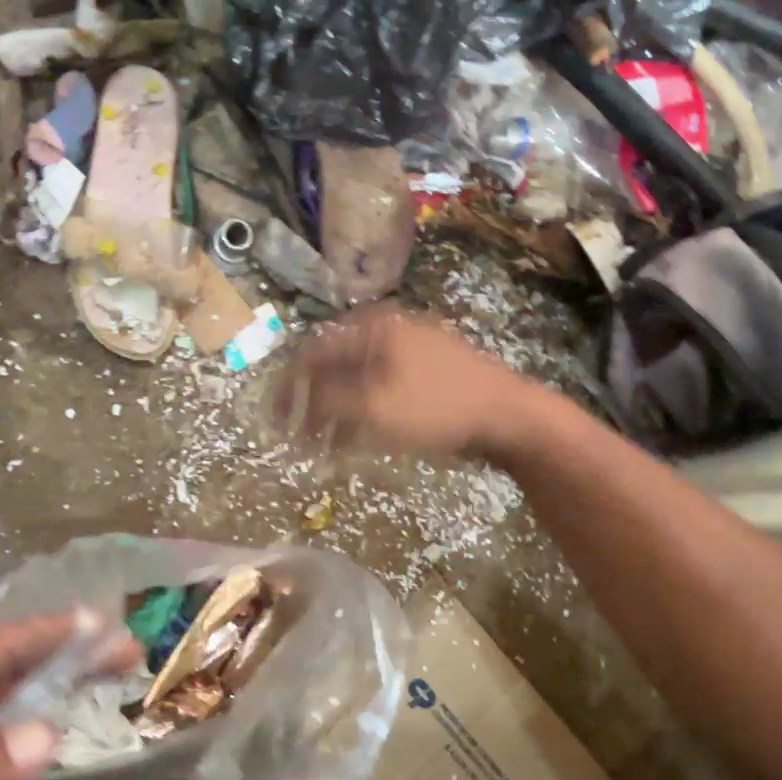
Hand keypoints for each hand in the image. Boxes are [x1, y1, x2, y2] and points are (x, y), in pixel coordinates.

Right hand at [273, 305, 545, 457]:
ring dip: (337, 414)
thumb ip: (326, 400)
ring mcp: (412, 350)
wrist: (508, 416)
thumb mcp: (372, 408)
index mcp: (372, 328)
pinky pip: (382, 389)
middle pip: (334, 366)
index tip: (274, 419)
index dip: (287, 387)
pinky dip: (364, 413)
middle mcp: (389, 330)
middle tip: (299, 438)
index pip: (312, 352)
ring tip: (327, 448)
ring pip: (358, 380)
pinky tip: (360, 439)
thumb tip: (296, 398)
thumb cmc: (436, 408)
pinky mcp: (429, 374)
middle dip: (312, 404)